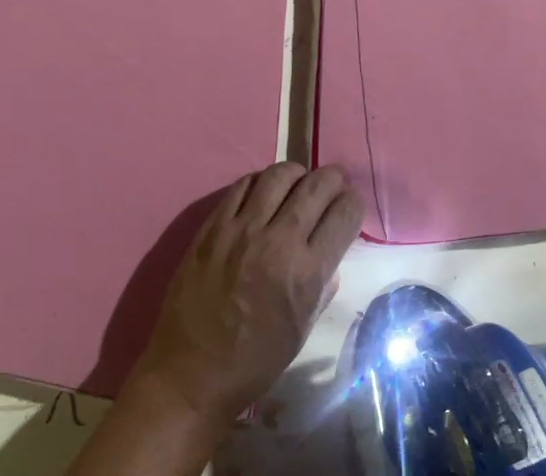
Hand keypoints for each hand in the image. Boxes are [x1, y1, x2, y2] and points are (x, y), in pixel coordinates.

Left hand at [129, 162, 365, 425]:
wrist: (192, 371)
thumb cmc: (254, 362)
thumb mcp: (302, 330)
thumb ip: (321, 287)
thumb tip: (329, 256)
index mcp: (307, 272)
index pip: (344, 215)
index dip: (353, 204)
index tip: (350, 206)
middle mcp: (277, 241)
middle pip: (315, 187)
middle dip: (333, 179)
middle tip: (334, 181)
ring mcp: (241, 229)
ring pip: (278, 175)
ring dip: (297, 173)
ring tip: (299, 181)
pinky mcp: (212, 226)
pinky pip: (241, 186)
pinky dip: (260, 181)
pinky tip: (264, 190)